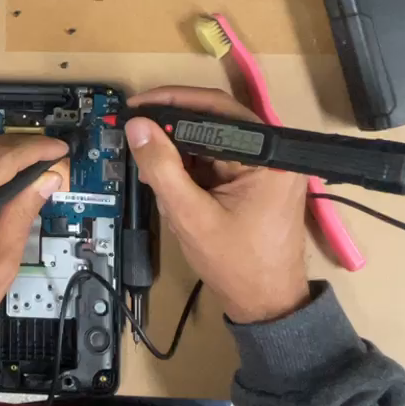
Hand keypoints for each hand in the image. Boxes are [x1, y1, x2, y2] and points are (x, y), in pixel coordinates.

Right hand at [125, 86, 310, 323]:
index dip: (171, 102)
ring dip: (175, 149)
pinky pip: (212, 159)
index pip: (216, 110)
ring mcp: (262, 168)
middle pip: (212, 122)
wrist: (265, 303)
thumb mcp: (189, 214)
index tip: (136, 106)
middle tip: (133, 130)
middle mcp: (271, 154)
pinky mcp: (251, 181)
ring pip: (208, 140)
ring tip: (146, 162)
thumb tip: (137, 126)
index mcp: (268, 157)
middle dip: (169, 127)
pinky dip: (186, 165)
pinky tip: (165, 178)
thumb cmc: (234, 263)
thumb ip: (161, 167)